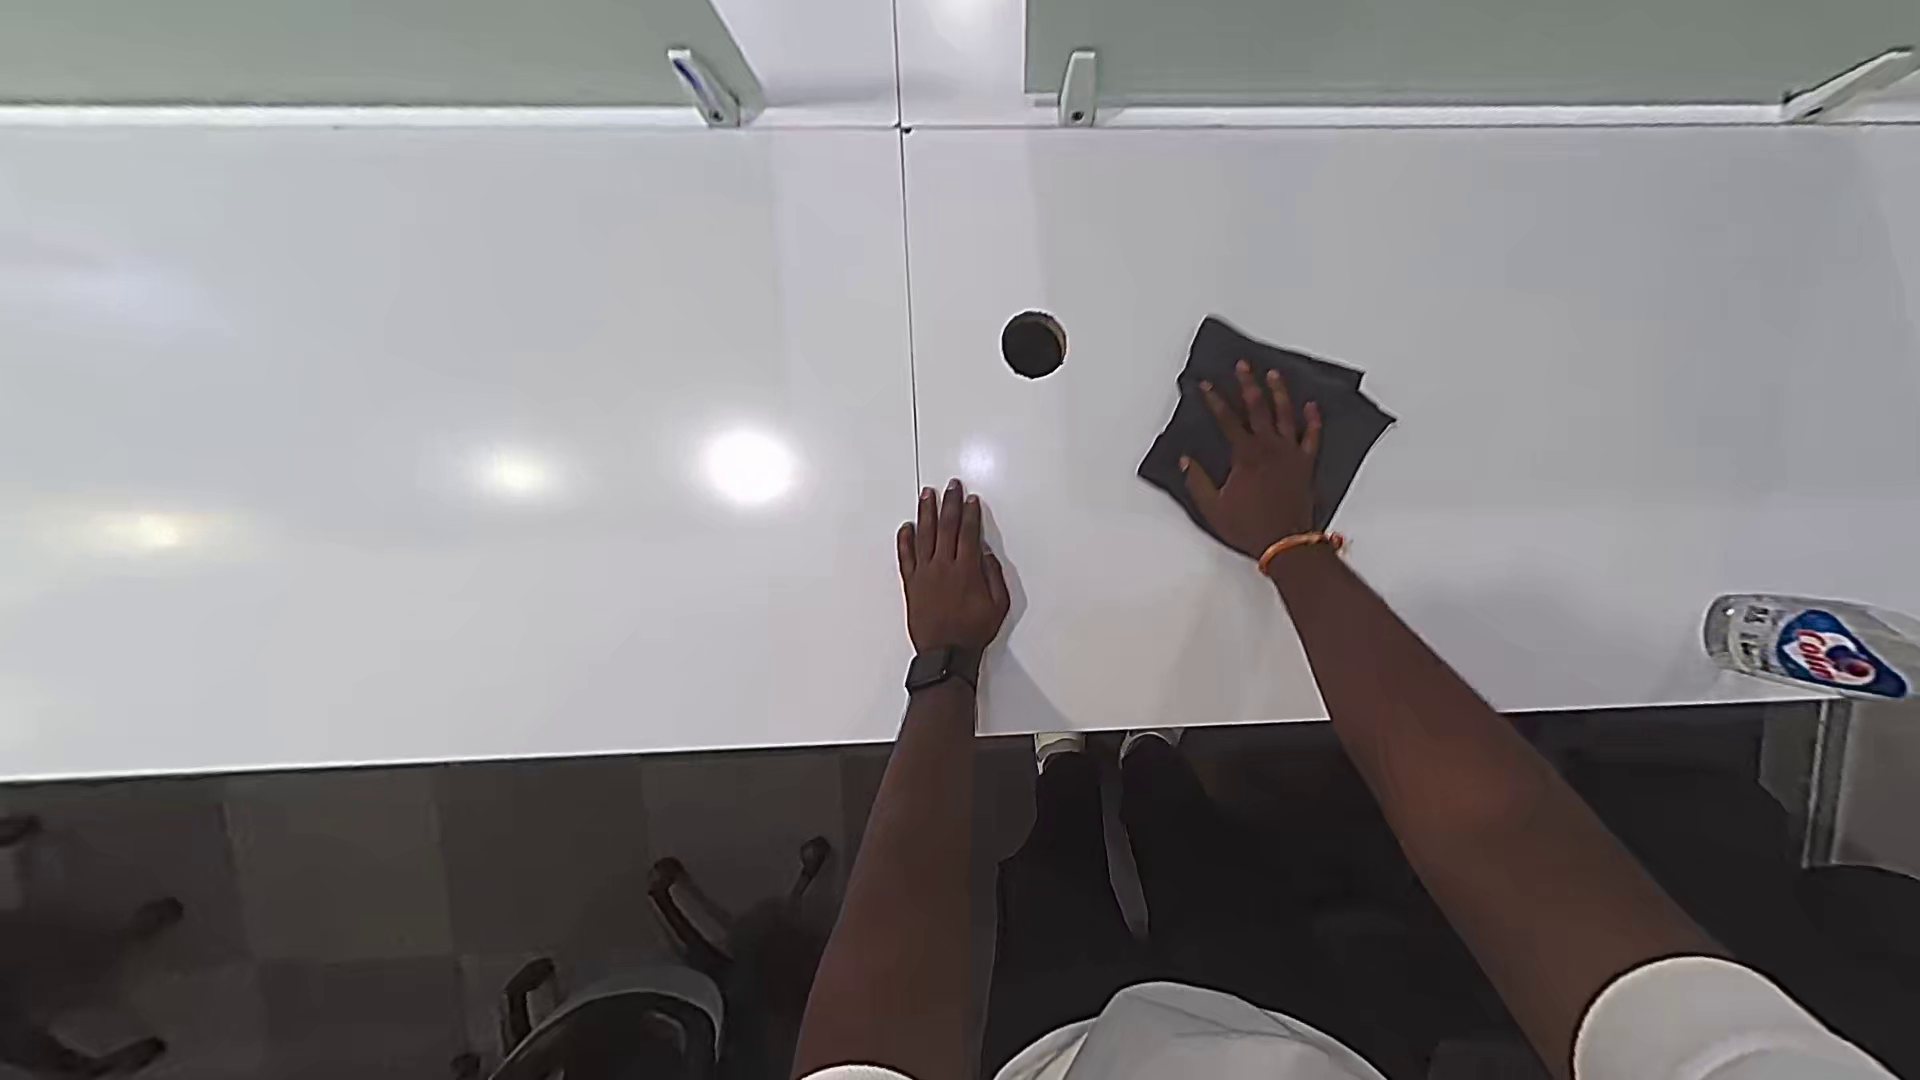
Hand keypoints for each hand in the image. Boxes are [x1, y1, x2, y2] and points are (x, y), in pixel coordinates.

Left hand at [896, 479, 1010, 652]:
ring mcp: (925, 574)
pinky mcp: (911, 584)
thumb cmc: (972, 632)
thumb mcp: (998, 605)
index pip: (968, 532)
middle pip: (946, 526)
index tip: (970, 500)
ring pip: (924, 535)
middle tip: (951, 487)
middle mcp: (944, 566)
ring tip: (927, 495)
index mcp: (966, 570)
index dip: (970, 513)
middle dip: (949, 503)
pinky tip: (906, 527)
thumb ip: (994, 576)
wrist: (945, 654)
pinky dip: (905, 540)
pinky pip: (906, 557)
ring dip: (926, 512)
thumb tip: (986, 554)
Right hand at [1181, 360, 1322, 559]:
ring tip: (1273, 374)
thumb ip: (1198, 481)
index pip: (1227, 420)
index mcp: (1245, 456)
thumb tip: (1186, 461)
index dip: (1214, 400)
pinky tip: (1311, 405)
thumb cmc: (1248, 526)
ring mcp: (1290, 454)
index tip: (1205, 385)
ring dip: (1279, 392)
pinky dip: (1313, 419)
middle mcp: (1269, 448)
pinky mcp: (1305, 464)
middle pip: (1257, 408)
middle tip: (1243, 365)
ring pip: (1285, 414)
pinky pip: (1312, 436)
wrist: (1286, 542)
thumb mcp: (1212, 507)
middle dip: (1247, 384)